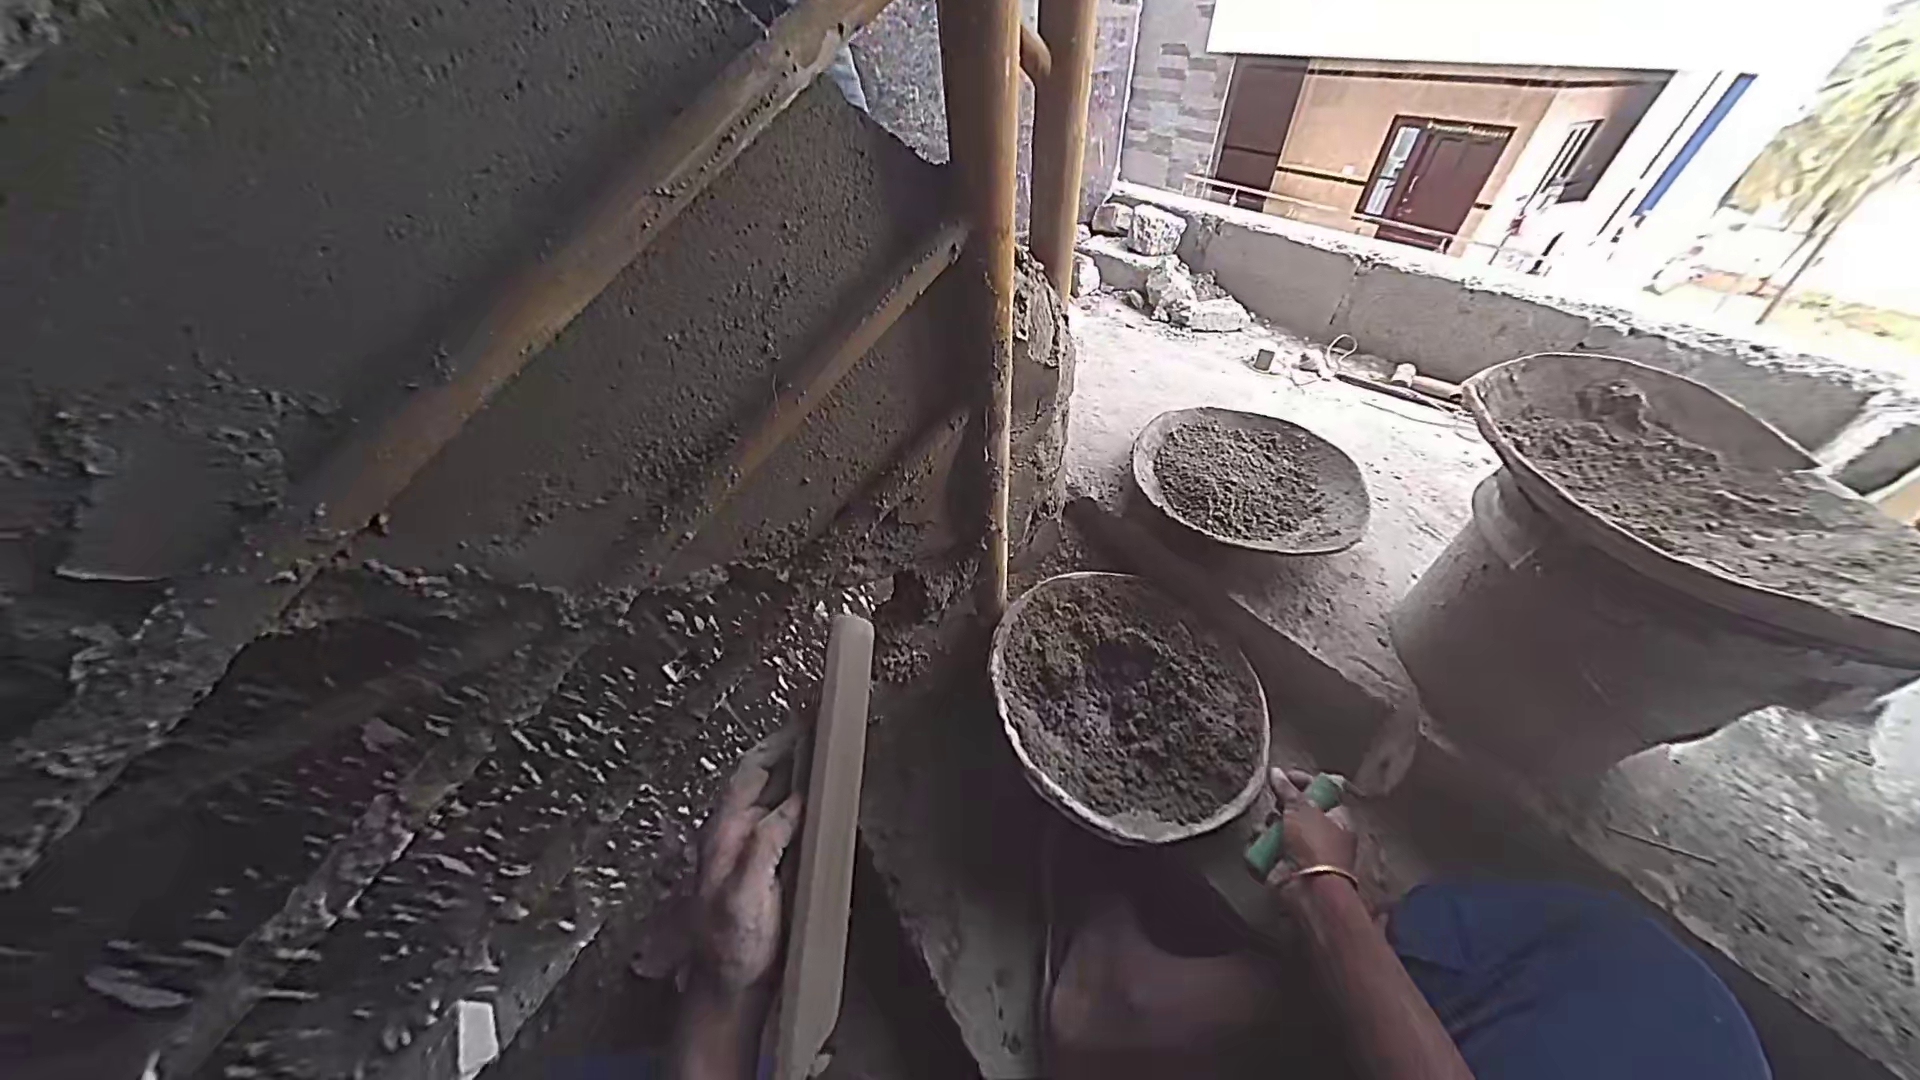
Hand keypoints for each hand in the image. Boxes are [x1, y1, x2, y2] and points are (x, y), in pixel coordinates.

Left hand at [688, 724, 806, 1003]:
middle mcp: (738, 831)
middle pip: (767, 774)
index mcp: (724, 832)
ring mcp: (755, 844)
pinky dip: (807, 795)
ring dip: (801, 768)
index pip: (751, 771)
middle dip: (793, 746)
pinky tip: (823, 792)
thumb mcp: (743, 896)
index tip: (804, 721)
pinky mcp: (772, 859)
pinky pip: (790, 815)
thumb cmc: (731, 949)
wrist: (734, 988)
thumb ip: (765, 845)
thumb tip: (794, 803)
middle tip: (821, 724)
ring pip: (780, 792)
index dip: (777, 742)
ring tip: (825, 747)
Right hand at [1269, 767, 1356, 874]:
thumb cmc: (1314, 844)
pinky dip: (1263, 840)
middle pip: (1297, 809)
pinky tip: (1260, 838)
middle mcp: (1322, 833)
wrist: (1309, 889)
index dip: (1302, 781)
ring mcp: (1304, 850)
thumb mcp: (1301, 808)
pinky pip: (1270, 844)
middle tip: (1273, 801)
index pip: (1319, 792)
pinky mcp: (1287, 863)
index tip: (1283, 776)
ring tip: (1266, 823)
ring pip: (1281, 826)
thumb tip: (1275, 771)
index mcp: (1336, 819)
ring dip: (1270, 823)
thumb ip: (1286, 789)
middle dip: (1281, 804)